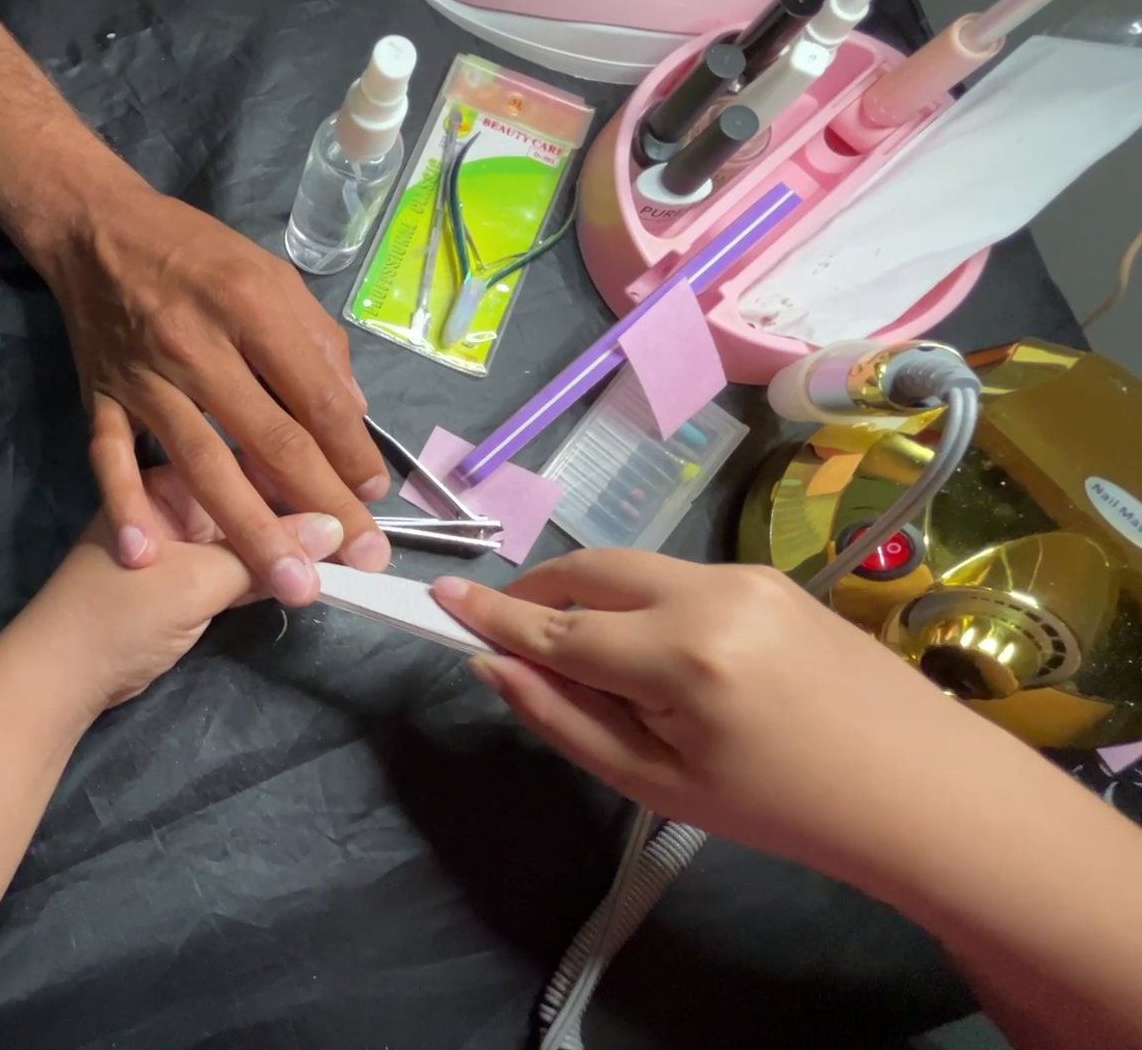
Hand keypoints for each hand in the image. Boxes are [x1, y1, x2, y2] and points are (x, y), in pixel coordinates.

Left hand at [14, 467, 344, 718]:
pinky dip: (270, 574)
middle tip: (364, 527)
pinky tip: (311, 575)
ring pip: (250, 537)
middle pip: (252, 500)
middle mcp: (178, 505)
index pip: (245, 465)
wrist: (61, 678)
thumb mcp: (193, 582)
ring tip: (350, 551)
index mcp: (169, 483)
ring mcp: (183, 546)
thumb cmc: (116, 614)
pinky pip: (240, 568)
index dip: (299, 477)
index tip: (355, 492)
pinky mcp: (188, 583)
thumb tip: (334, 533)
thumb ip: (262, 557)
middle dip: (303, 515)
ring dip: (290, 549)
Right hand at [35, 186, 390, 606]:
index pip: (314, 395)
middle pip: (269, 440)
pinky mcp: (100, 398)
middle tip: (359, 563)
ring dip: (249, 528)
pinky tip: (146, 557)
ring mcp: (145, 378)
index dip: (351, 451)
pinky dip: (125, 506)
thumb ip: (315, 343)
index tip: (373, 495)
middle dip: (320, 506)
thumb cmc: (194, 251)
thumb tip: (350, 416)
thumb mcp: (270, 272)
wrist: (96, 230)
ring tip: (289, 583)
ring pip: (202, 462)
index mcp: (250, 307)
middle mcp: (198, 347)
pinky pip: (112, 459)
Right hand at [430, 550, 1036, 875]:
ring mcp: (742, 575)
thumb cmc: (782, 809)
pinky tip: (650, 647)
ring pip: (622, 567)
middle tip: (510, 632)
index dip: (489, 613)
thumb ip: (559, 717)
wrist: (936, 798)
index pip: (554, 628)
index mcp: (681, 659)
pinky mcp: (763, 572)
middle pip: (583, 571)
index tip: (438, 594)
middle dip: (534, 592)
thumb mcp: (652, 784)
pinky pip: (665, 576)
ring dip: (581, 595)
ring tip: (584, 650)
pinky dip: (629, 599)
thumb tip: (490, 665)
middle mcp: (708, 595)